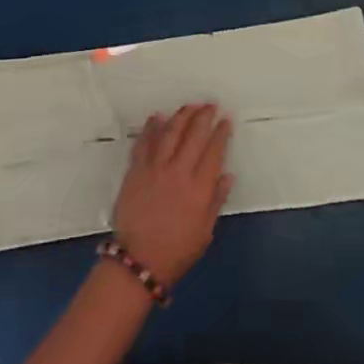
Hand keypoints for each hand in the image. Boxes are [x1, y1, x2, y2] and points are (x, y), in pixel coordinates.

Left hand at [111, 104, 234, 283]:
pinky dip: (150, 128)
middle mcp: (178, 172)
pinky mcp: (135, 171)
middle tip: (210, 105)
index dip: (221, 133)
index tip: (225, 120)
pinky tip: (156, 117)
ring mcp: (154, 169)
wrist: (140, 258)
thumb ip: (216, 199)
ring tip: (189, 106)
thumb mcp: (206, 230)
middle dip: (203, 117)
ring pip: (169, 133)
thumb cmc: (178, 250)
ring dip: (180, 116)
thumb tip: (227, 175)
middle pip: (193, 136)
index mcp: (199, 188)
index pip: (213, 151)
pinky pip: (143, 143)